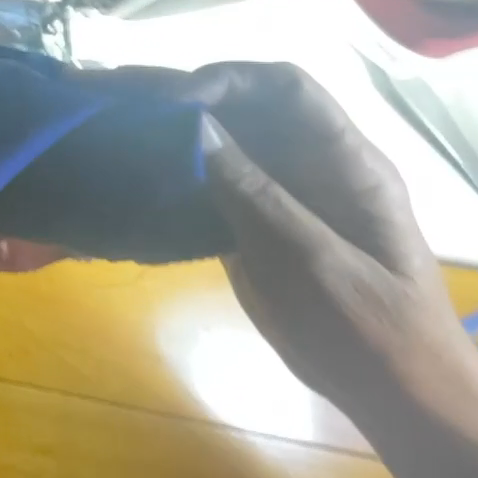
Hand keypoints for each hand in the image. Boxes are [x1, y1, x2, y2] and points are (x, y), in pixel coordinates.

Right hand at [120, 62, 477, 477]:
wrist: (394, 397)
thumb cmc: (371, 329)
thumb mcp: (310, 258)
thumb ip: (250, 188)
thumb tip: (186, 121)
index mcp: (342, 160)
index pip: (282, 87)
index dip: (222, 80)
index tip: (166, 102)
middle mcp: (304, 160)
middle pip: (231, 103)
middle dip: (162, 91)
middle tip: (90, 91)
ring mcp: (271, 186)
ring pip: (204, 134)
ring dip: (146, 121)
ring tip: (83, 113)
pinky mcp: (242, 213)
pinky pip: (194, 172)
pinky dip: (150, 160)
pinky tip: (108, 159)